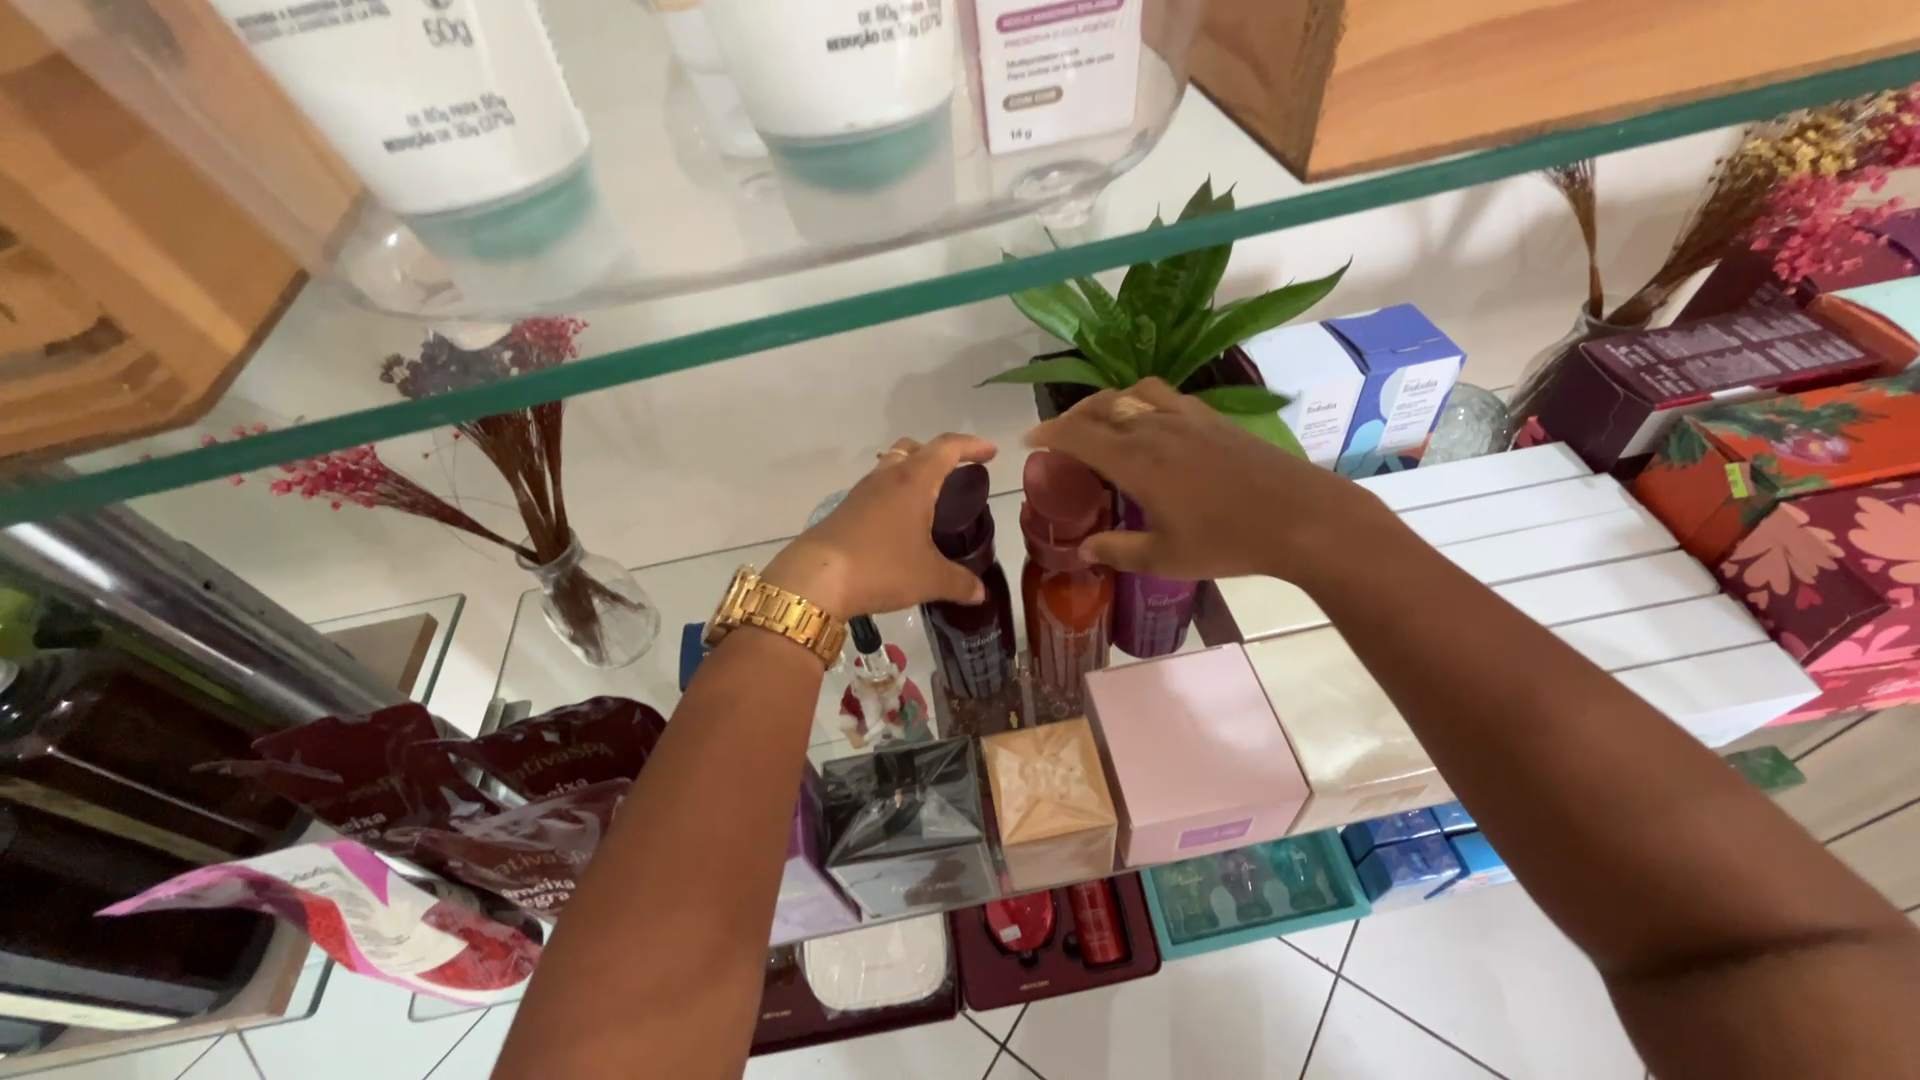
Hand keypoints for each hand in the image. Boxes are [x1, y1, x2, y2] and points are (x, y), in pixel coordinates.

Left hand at [763, 434, 997, 616]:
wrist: (815, 580)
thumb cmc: (881, 567)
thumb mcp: (930, 579)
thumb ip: (960, 583)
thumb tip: (979, 592)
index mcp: (914, 481)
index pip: (947, 448)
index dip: (972, 446)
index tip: (991, 452)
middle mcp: (886, 478)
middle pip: (914, 449)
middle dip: (937, 455)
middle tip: (956, 473)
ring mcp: (861, 493)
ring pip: (890, 468)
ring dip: (912, 475)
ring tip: (929, 502)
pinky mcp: (844, 512)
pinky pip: (876, 492)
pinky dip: (894, 497)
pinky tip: (900, 527)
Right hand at [1026, 378, 1391, 583]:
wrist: (1301, 517)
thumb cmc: (1228, 541)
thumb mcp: (1166, 558)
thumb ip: (1118, 551)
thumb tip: (1083, 550)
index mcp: (1136, 460)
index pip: (1078, 434)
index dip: (1049, 433)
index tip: (1030, 441)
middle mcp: (1156, 429)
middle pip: (1102, 407)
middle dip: (1073, 417)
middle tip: (1061, 437)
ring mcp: (1188, 418)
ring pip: (1134, 393)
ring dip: (1108, 403)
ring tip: (1103, 423)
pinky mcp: (1214, 419)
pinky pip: (1165, 396)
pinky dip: (1142, 402)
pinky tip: (1151, 425)